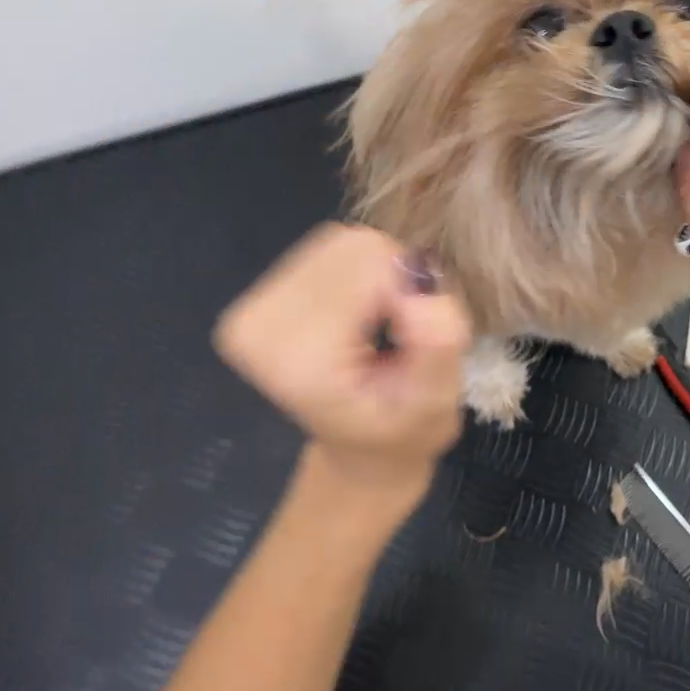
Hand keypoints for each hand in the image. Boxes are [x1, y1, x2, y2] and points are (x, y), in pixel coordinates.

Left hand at [214, 224, 471, 506]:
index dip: (409, 292)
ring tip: (385, 325)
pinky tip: (363, 314)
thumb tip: (419, 296)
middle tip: (403, 332)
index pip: (368, 267)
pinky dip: (362, 273)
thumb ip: (435, 349)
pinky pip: (331, 249)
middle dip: (395, 280)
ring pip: (346, 243)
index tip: (413, 340)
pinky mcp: (259, 297)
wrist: (360, 447)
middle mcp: (258, 326)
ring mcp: (253, 309)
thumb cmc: (402, 433)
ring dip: (381, 276)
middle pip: (355, 248)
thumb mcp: (436, 407)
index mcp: (297, 359)